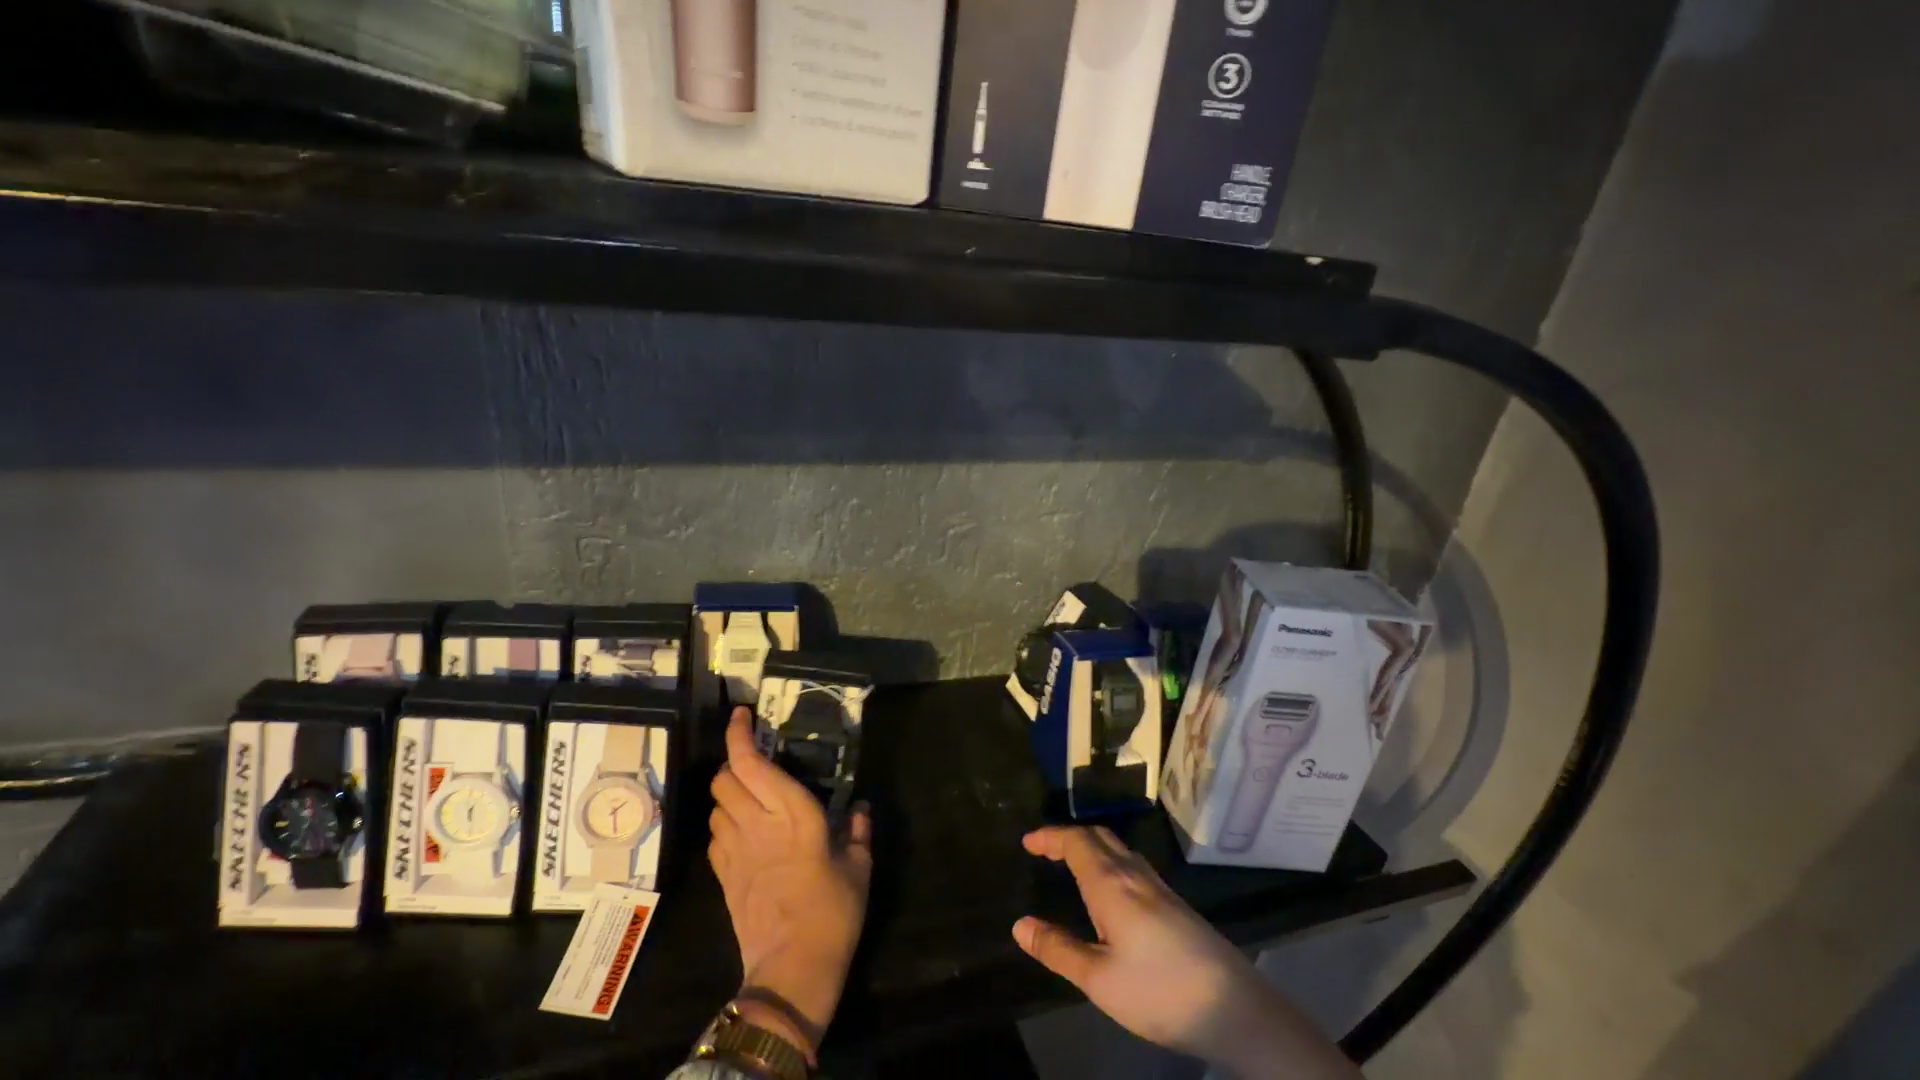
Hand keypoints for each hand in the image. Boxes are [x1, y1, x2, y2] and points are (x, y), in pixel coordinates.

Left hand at [709, 706, 872, 1060]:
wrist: (792, 968)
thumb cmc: (833, 913)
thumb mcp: (859, 868)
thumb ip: (858, 832)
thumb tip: (860, 808)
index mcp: (792, 813)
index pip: (750, 762)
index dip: (739, 734)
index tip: (741, 715)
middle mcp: (756, 823)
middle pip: (724, 778)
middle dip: (734, 765)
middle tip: (755, 765)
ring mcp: (734, 850)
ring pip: (716, 805)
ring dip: (729, 795)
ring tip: (751, 800)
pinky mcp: (723, 875)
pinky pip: (715, 836)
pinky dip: (725, 826)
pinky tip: (744, 835)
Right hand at [1014, 826, 1359, 1079]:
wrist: (1234, 1008)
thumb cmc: (1159, 991)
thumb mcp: (1098, 979)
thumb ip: (1058, 949)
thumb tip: (1020, 925)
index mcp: (1113, 885)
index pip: (1078, 842)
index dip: (1051, 837)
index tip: (1027, 842)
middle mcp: (1137, 877)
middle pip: (1101, 838)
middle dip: (1070, 837)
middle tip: (1044, 849)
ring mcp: (1161, 890)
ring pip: (1121, 852)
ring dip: (1093, 849)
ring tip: (1071, 866)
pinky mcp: (1177, 907)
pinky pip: (1134, 868)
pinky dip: (1110, 865)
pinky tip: (1110, 895)